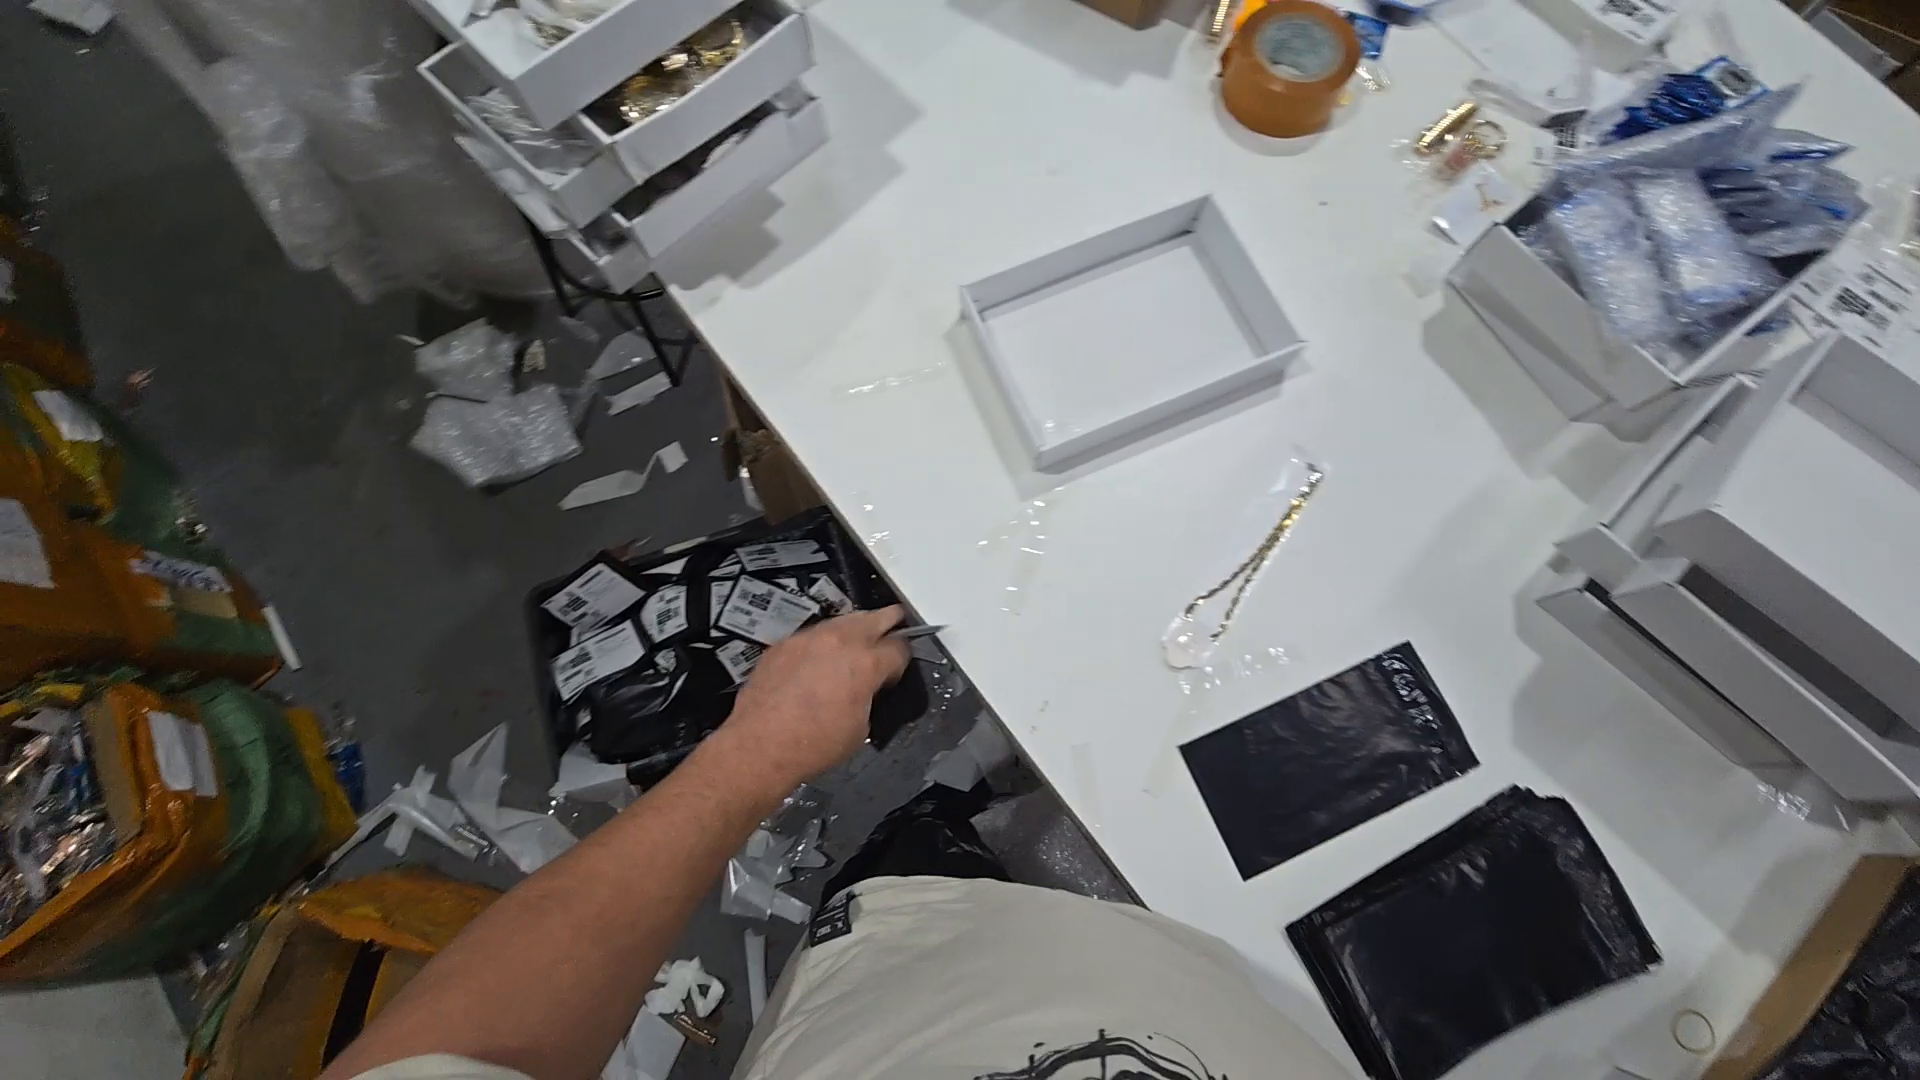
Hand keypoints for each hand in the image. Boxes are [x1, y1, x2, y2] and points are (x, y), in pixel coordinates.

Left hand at [715, 606, 911, 792]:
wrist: (760, 746)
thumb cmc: (812, 744)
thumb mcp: (860, 727)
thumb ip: (869, 697)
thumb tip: (866, 690)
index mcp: (866, 663)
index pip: (899, 647)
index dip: (903, 657)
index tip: (898, 665)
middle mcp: (839, 641)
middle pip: (875, 617)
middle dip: (889, 621)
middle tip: (895, 621)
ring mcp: (809, 638)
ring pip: (841, 621)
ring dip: (854, 628)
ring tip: (857, 639)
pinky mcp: (784, 644)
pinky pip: (811, 635)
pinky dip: (822, 642)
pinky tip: (819, 659)